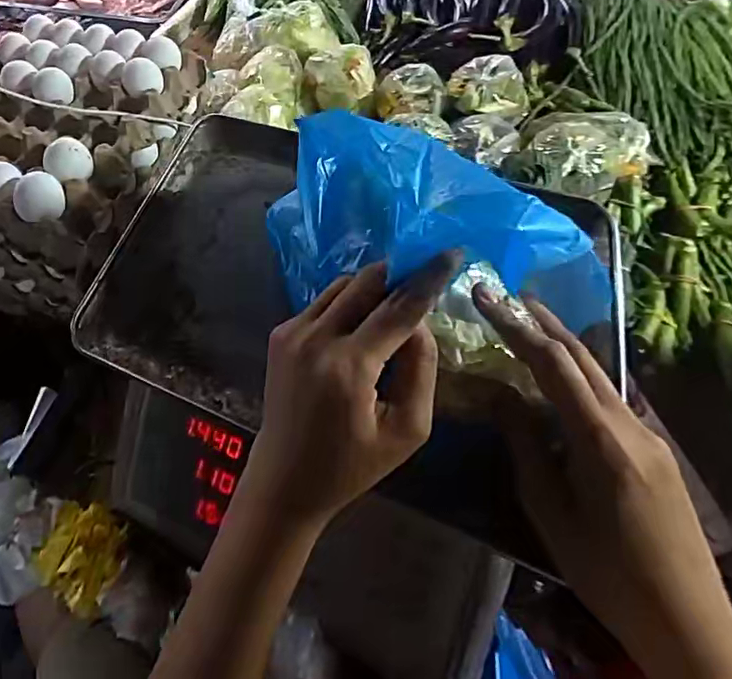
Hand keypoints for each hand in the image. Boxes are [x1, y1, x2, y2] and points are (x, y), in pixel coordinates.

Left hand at [242, 251, 460, 527]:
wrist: (285, 479)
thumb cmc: (353, 465)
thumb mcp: (407, 430)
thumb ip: (421, 367)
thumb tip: (418, 319)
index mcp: (348, 368)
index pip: (397, 309)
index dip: (427, 278)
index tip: (451, 252)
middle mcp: (314, 339)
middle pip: (365, 283)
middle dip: (398, 275)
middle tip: (423, 276)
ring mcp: (291, 332)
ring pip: (343, 286)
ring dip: (372, 290)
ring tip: (391, 314)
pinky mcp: (280, 333)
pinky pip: (324, 302)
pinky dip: (348, 305)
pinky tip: (359, 331)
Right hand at [474, 290, 731, 678]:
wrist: (691, 625)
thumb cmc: (607, 574)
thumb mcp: (549, 511)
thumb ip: (525, 444)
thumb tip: (500, 391)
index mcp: (600, 437)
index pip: (551, 362)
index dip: (515, 325)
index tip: (486, 296)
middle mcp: (630, 423)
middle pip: (583, 357)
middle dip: (543, 321)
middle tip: (508, 296)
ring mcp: (650, 436)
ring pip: (600, 375)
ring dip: (564, 346)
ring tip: (531, 324)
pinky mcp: (658, 452)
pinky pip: (612, 399)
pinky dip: (581, 377)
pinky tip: (564, 383)